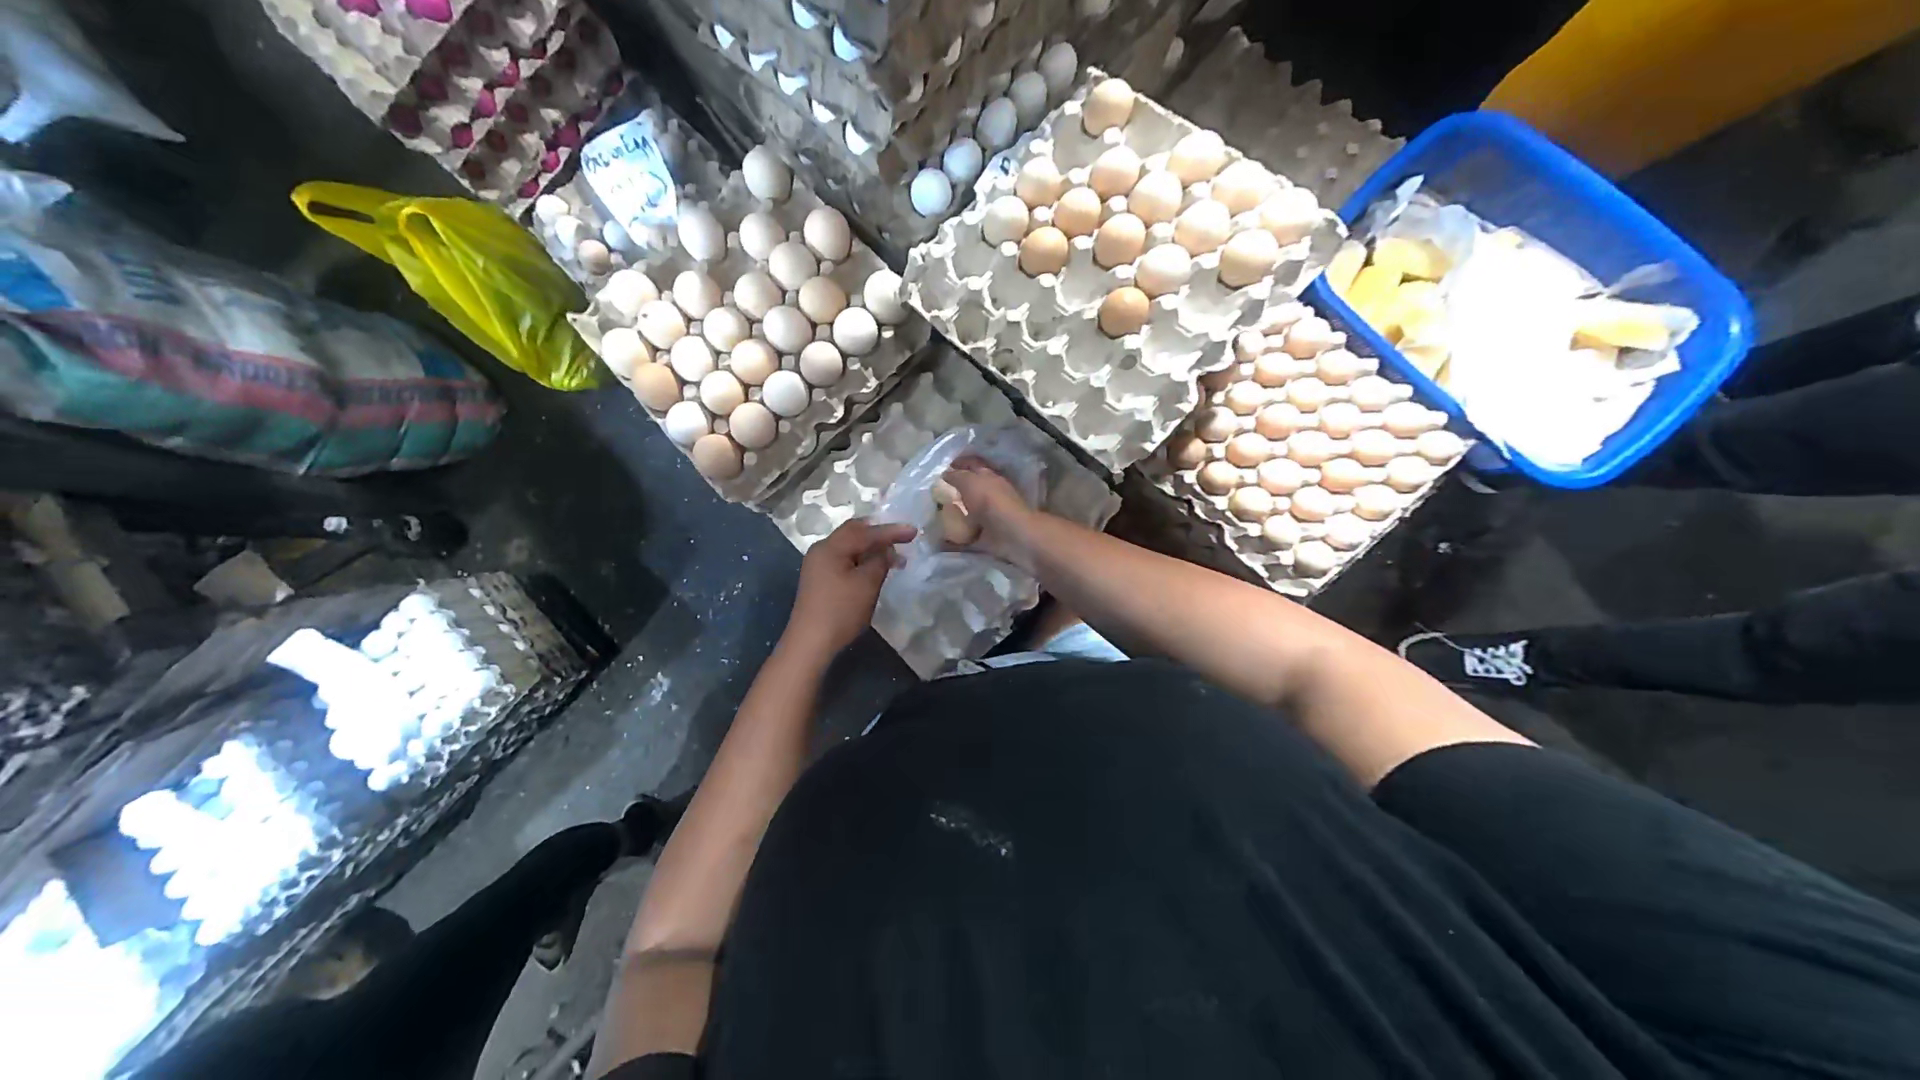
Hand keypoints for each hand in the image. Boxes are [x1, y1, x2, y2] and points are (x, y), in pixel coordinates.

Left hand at [783, 518, 916, 659]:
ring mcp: (818, 565)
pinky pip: (844, 559)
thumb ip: (880, 560)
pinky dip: (861, 559)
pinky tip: (874, 568)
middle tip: (901, 539)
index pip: (865, 532)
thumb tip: (887, 549)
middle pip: (853, 533)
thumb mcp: (867, 584)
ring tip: (893, 556)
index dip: (891, 531)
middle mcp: (821, 551)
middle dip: (878, 535)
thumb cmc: (841, 611)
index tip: (914, 532)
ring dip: (871, 548)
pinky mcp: (820, 579)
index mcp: (830, 547)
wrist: (810, 642)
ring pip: (848, 547)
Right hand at [942, 456, 1040, 567]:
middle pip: (969, 489)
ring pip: (967, 511)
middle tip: (931, 494)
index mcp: (988, 477)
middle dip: (952, 490)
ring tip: (932, 515)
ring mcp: (988, 515)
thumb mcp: (971, 482)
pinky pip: (966, 535)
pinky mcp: (986, 535)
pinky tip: (939, 538)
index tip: (938, 469)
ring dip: (952, 514)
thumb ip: (957, 476)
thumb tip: (945, 473)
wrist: (1011, 534)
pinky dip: (954, 537)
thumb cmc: (992, 502)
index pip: (971, 465)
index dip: (957, 464)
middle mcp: (989, 494)